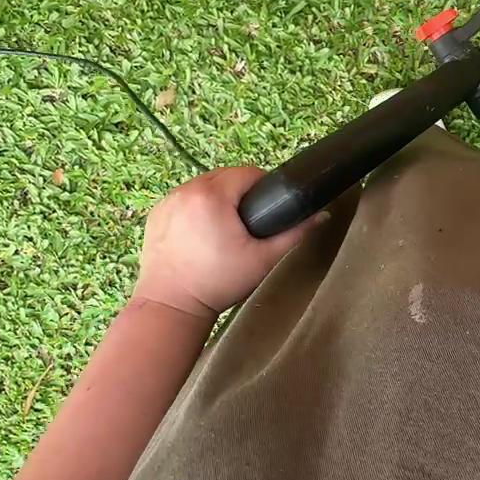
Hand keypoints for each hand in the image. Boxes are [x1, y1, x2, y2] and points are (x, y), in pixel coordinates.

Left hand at [130, 166, 321, 319]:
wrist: (171, 306)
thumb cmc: (218, 282)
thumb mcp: (263, 258)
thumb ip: (294, 233)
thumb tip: (322, 215)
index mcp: (212, 195)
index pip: (248, 173)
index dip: (264, 188)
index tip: (267, 211)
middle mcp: (187, 190)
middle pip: (225, 176)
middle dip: (240, 193)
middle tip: (249, 223)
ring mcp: (168, 200)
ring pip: (205, 186)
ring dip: (219, 198)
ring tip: (227, 227)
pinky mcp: (156, 212)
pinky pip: (186, 198)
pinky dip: (197, 207)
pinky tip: (204, 231)